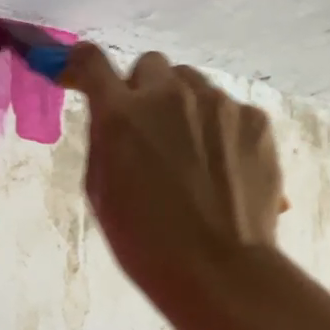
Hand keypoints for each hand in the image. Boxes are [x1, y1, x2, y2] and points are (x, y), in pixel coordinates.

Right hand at [63, 45, 285, 329]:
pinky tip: (218, 170)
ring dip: (181, 108)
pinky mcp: (255, 120)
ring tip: (187, 155)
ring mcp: (219, 104)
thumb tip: (112, 116)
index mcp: (121, 115)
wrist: (217, 268)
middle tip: (144, 131)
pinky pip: (228, 110)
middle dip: (142, 92)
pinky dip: (217, 130)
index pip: (90, 62)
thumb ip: (105, 140)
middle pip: (151, 66)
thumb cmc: (143, 240)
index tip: (74, 76)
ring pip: (192, 86)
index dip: (77, 64)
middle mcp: (170, 96)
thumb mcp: (101, 191)